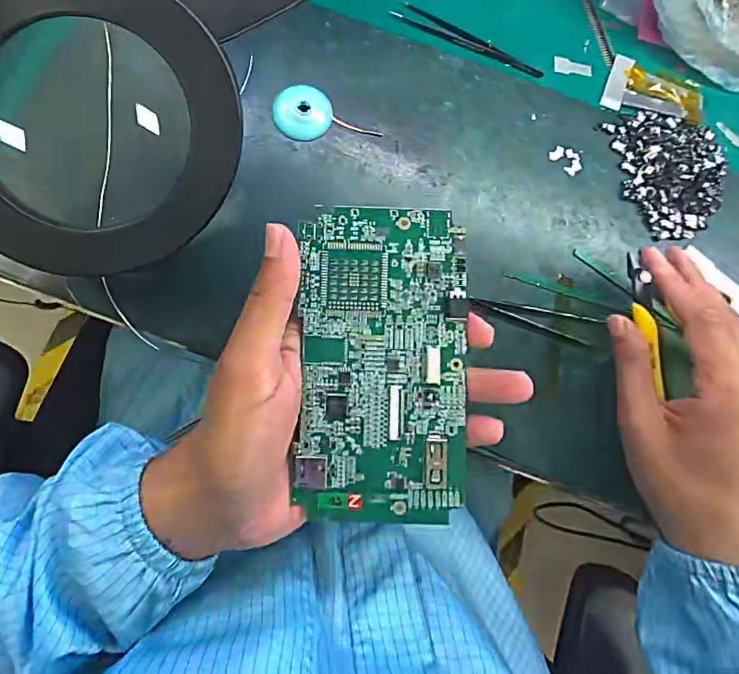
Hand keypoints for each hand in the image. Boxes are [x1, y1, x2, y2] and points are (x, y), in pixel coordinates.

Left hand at [142, 223, 534, 559]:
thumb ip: (272, 301)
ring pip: (413, 387)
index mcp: (309, 337)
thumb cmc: (234, 426)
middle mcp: (335, 365)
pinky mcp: (362, 448)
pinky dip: (447, 433)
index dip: (403, 290)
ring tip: (514, 388)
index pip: (362, 301)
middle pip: (399, 344)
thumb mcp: (251, 358)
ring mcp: (352, 408)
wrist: (223, 507)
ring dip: (462, 386)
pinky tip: (486, 434)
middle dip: (445, 340)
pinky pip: (411, 434)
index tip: (443, 286)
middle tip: (488, 341)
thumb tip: (279, 231)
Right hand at [608, 247, 738, 565]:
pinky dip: (729, 322)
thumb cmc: (672, 482)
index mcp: (728, 393)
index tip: (649, 257)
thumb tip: (621, 319)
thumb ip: (633, 368)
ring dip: (716, 299)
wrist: (717, 538)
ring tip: (687, 273)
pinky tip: (713, 316)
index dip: (675, 286)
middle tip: (667, 252)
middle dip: (696, 283)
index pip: (703, 323)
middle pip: (730, 322)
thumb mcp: (639, 424)